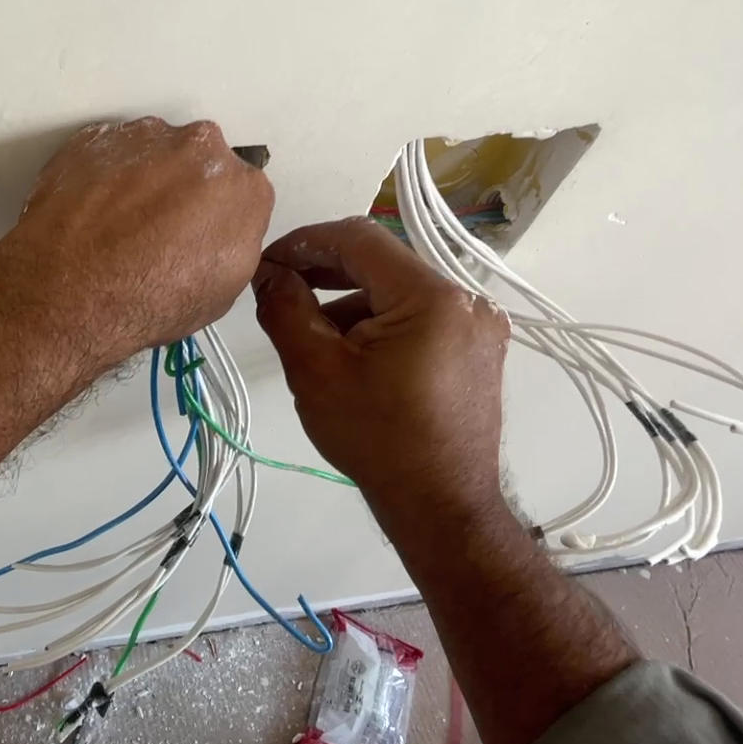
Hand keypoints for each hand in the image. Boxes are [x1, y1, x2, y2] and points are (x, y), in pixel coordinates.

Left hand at [0, 117, 270, 501]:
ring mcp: (135, 143)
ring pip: (149, 154)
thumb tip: (200, 250)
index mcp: (236, 193)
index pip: (245, 188)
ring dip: (137, 182)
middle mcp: (192, 152)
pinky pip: (106, 154)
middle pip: (200, 161)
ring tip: (107, 233)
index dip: (211, 221)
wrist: (57, 300)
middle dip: (180, 194)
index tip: (188, 240)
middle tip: (148, 237)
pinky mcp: (85, 145)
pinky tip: (81, 217)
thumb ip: (220, 260)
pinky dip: (99, 177)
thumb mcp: (205, 302)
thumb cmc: (134, 313)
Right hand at [251, 217, 509, 518]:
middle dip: (323, 270)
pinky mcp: (475, 348)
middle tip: (278, 289)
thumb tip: (266, 271)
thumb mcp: (315, 369)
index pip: (358, 238)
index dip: (305, 242)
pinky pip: (415, 314)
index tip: (266, 264)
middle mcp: (465, 299)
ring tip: (309, 332)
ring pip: (395, 289)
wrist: (440, 504)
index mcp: (431, 297)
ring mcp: (476, 325)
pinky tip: (349, 352)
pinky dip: (376, 320)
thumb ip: (284, 308)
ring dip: (348, 298)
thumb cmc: (375, 437)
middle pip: (380, 261)